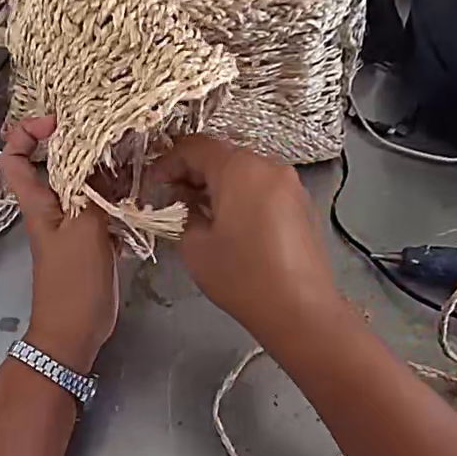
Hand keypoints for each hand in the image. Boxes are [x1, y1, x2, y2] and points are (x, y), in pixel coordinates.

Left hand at [0, 116, 117, 371]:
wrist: (76, 330)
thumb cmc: (73, 283)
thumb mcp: (85, 232)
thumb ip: (94, 194)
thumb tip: (104, 162)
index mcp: (38, 203)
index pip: (15, 158)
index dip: (28, 133)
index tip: (58, 123)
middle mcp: (53, 207)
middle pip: (57, 165)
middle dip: (81, 146)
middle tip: (113, 137)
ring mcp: (74, 223)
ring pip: (85, 185)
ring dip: (106, 173)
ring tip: (133, 164)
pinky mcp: (93, 239)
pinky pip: (104, 208)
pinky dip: (119, 200)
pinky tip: (139, 198)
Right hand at [150, 136, 354, 344]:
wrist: (300, 309)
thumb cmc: (242, 276)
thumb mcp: (195, 245)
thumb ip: (185, 212)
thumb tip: (187, 200)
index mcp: (240, 169)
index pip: (196, 146)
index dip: (169, 160)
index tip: (154, 181)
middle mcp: (269, 166)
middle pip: (224, 154)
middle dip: (194, 171)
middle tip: (172, 195)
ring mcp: (291, 184)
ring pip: (245, 170)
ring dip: (218, 183)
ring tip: (199, 210)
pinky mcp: (302, 204)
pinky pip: (264, 187)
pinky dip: (242, 194)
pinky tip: (230, 221)